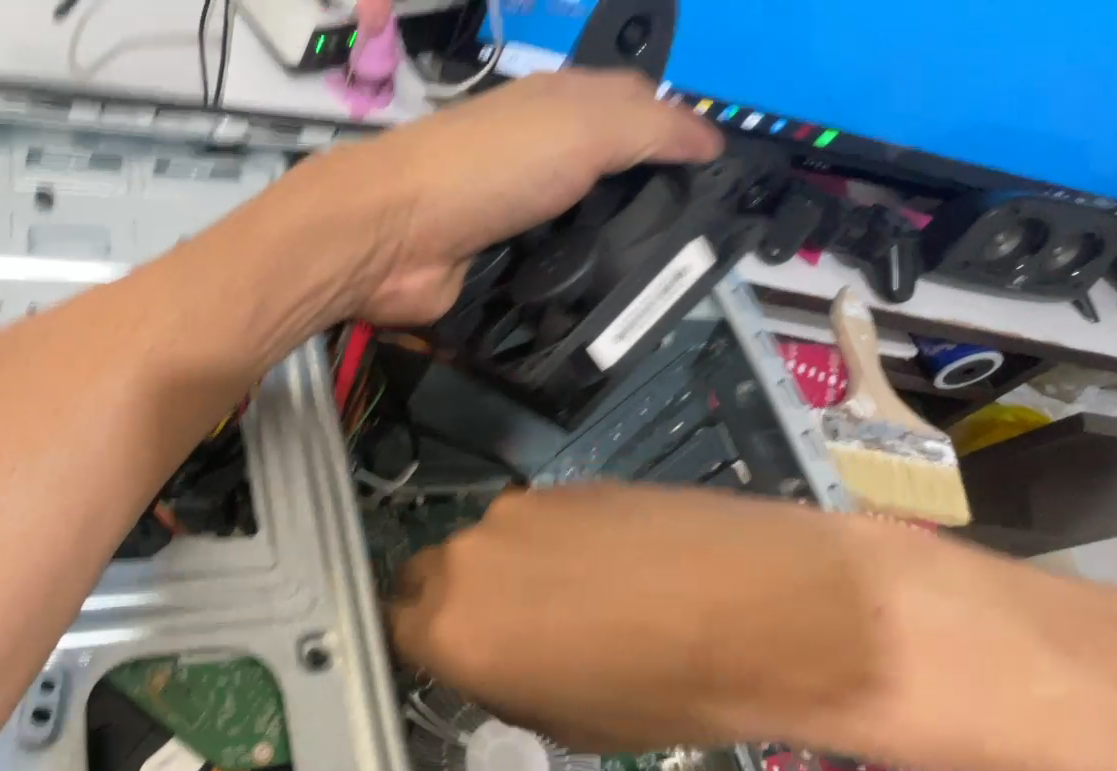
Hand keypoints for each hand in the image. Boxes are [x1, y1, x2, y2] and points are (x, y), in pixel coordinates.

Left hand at [289, 70, 723, 325]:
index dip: (679, 140)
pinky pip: (547, 286)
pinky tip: (607, 315)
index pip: (636, 115)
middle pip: (610, 185)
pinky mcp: (494, 274)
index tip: (721, 183)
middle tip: (702, 252)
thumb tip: (712, 140)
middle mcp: (539, 162)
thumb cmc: (492, 166)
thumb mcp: (586, 127)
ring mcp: (515, 222)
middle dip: (652, 213)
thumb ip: (652, 130)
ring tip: (666, 293)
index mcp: (561, 110)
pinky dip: (573, 297)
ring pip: (581, 240)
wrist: (395, 235)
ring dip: (615, 262)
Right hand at [386, 484, 900, 751]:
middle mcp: (466, 560)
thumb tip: (487, 658)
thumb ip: (498, 684)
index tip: (448, 659)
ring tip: (579, 599)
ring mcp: (517, 513)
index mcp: (451, 632)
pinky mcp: (567, 484)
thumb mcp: (566, 725)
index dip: (417, 646)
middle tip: (508, 634)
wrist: (778, 610)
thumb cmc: (670, 695)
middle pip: (425, 578)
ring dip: (506, 573)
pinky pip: (533, 524)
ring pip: (482, 548)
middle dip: (451, 606)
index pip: (390, 628)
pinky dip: (552, 546)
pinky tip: (613, 568)